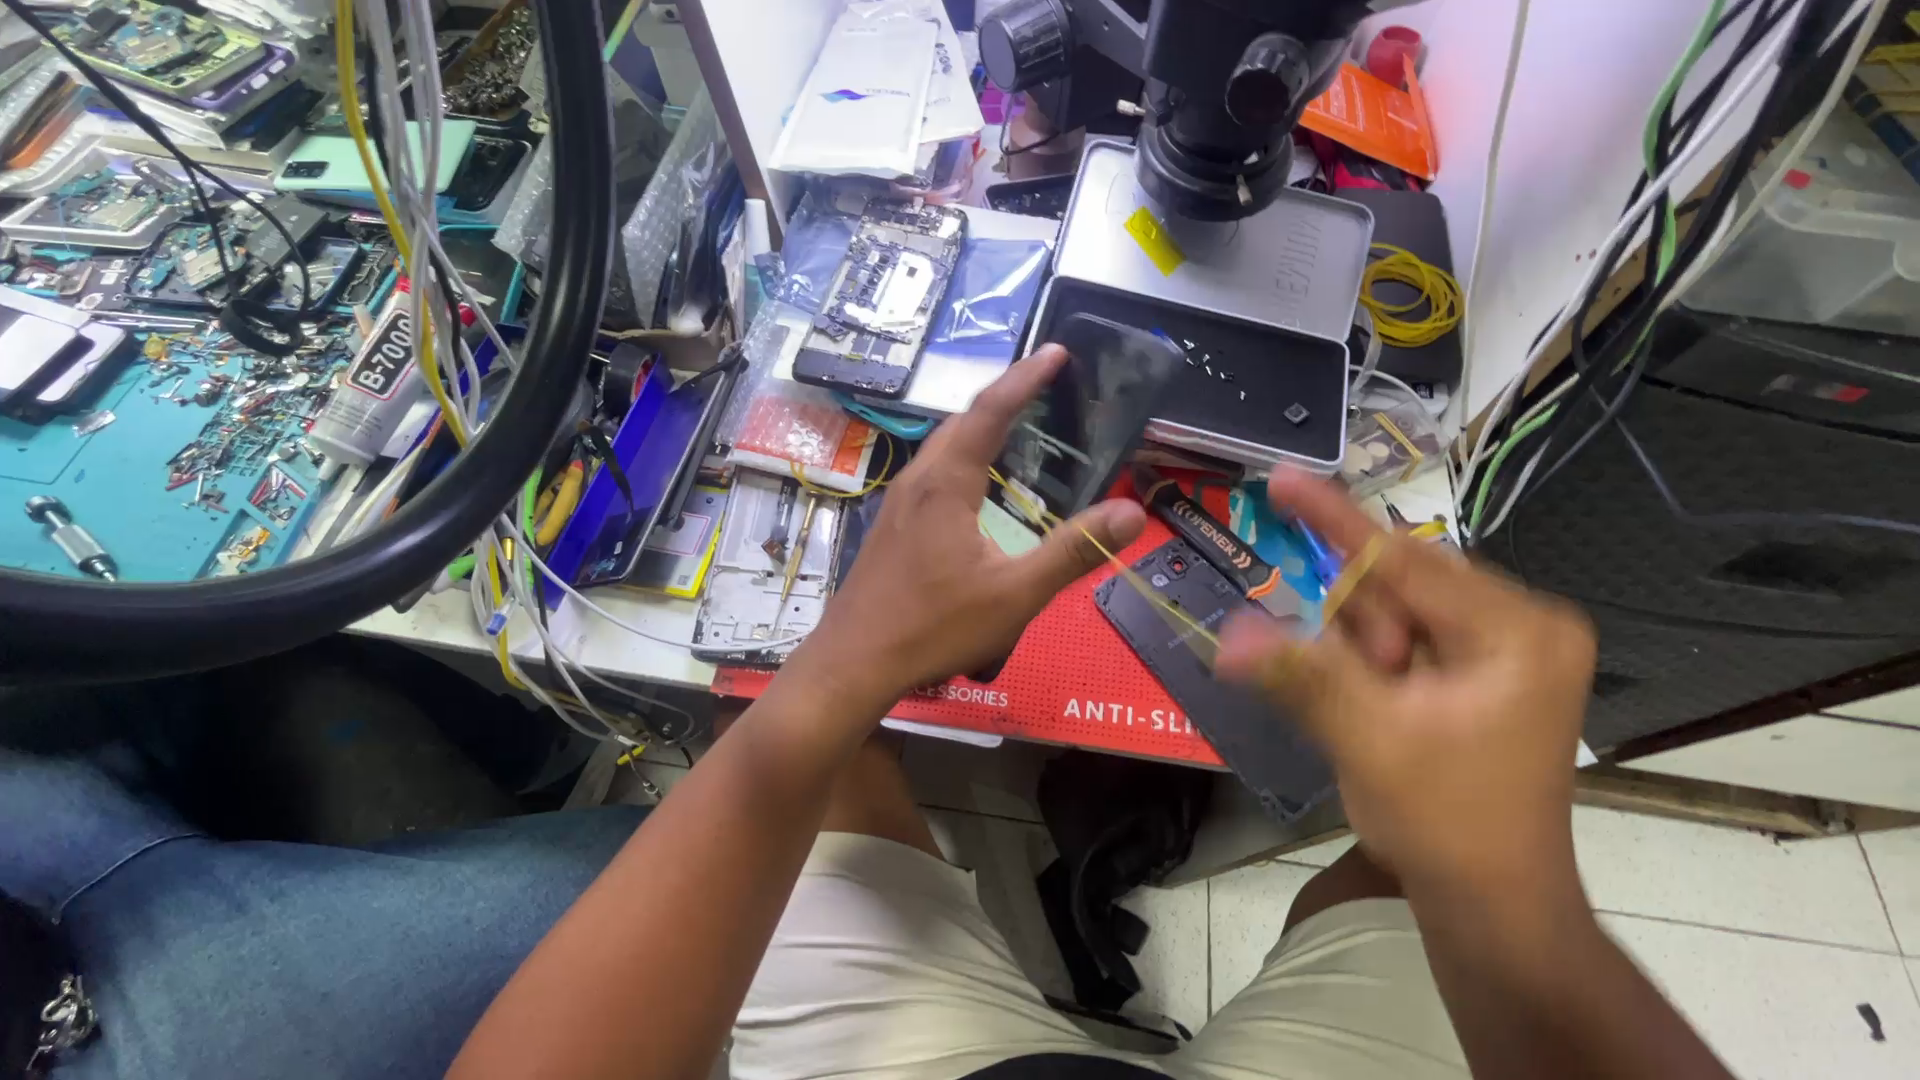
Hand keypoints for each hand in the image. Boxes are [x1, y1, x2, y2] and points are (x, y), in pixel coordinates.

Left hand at [793, 345, 1146, 707]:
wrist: (854, 661)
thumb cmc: (933, 626)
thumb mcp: (1014, 595)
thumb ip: (1072, 552)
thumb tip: (1130, 513)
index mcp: (946, 484)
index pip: (989, 413)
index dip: (1026, 379)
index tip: (1056, 351)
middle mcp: (918, 481)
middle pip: (962, 422)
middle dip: (1005, 396)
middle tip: (1046, 385)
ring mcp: (898, 503)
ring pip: (943, 447)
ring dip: (981, 427)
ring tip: (1020, 425)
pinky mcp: (892, 525)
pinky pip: (933, 472)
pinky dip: (964, 458)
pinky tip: (979, 486)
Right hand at [1215, 469, 1595, 894]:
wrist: (1491, 903)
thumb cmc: (1449, 822)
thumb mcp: (1370, 740)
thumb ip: (1300, 674)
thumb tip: (1226, 634)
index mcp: (1517, 630)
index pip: (1405, 560)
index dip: (1334, 520)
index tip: (1282, 477)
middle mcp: (1516, 626)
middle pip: (1395, 589)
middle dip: (1354, 633)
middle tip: (1357, 692)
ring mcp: (1497, 652)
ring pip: (1388, 617)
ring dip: (1355, 657)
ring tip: (1371, 715)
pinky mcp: (1473, 676)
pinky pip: (1394, 645)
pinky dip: (1362, 669)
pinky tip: (1369, 709)